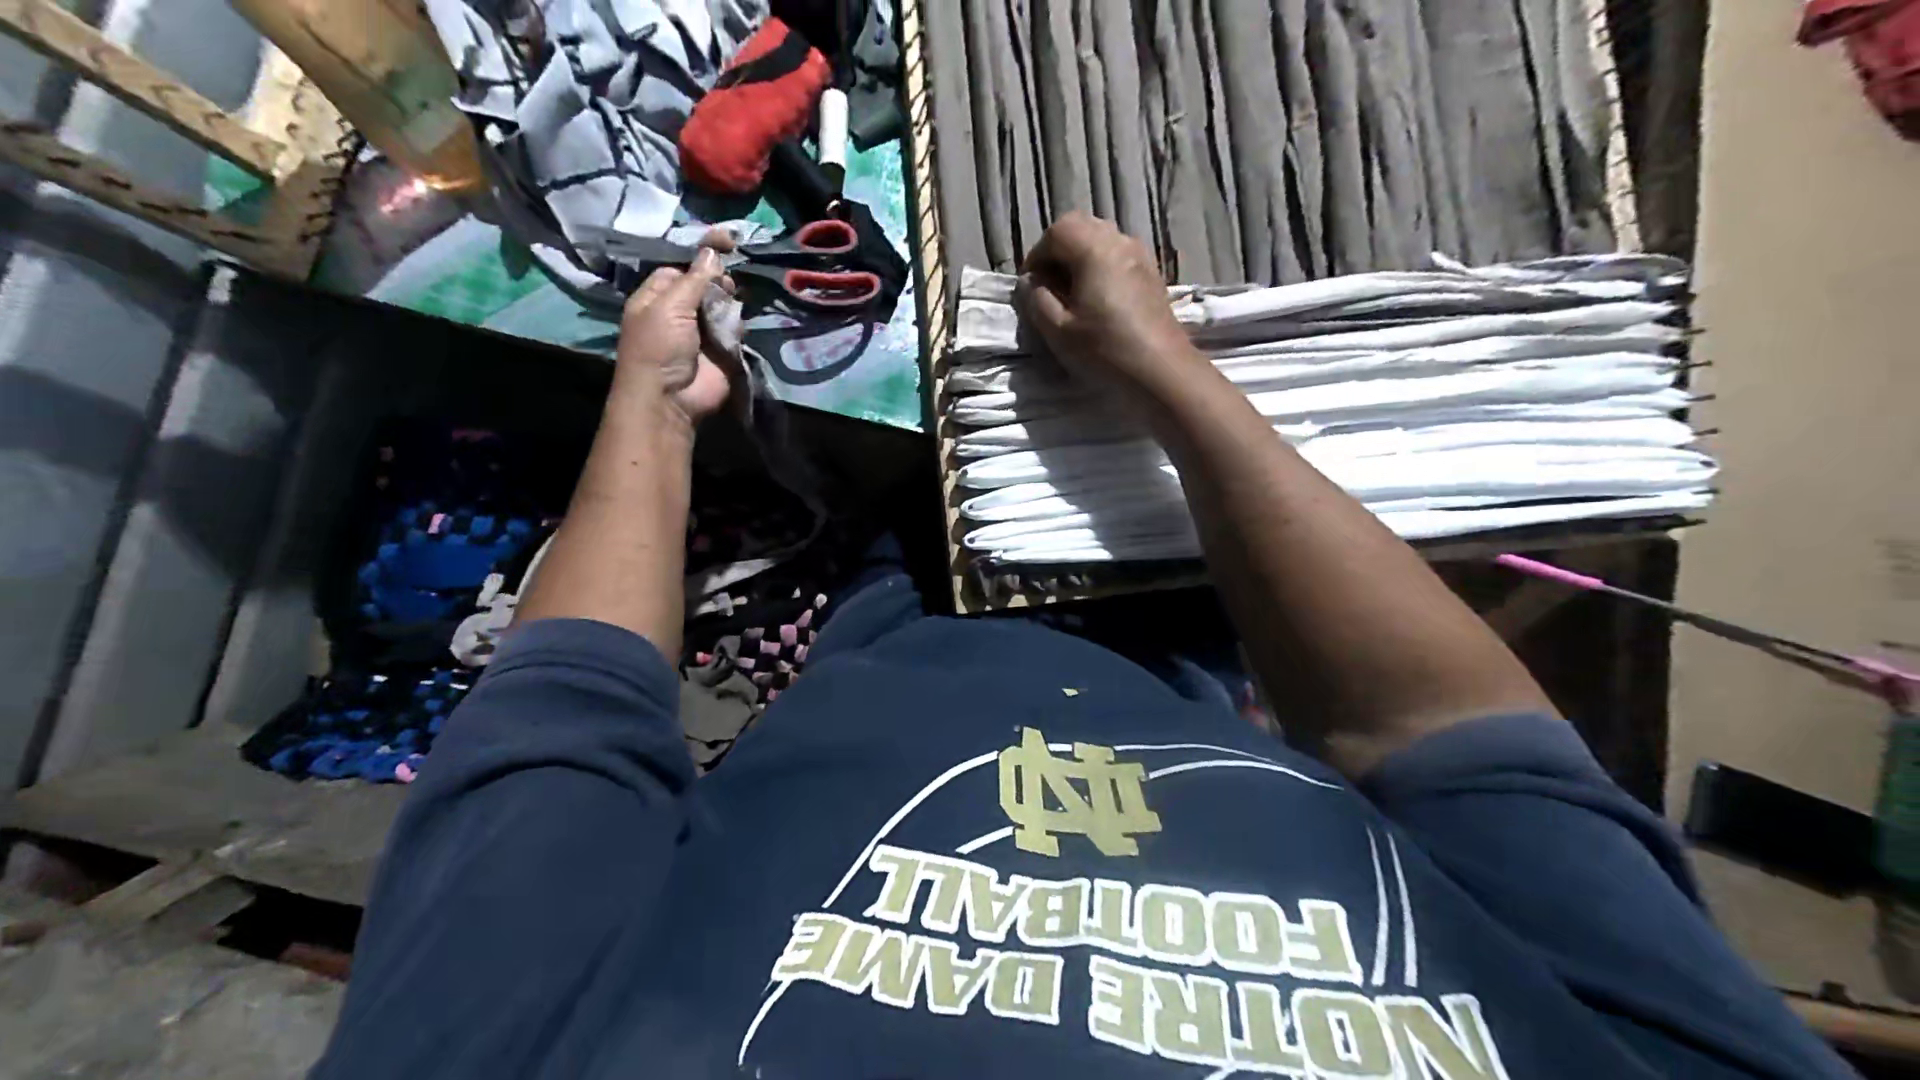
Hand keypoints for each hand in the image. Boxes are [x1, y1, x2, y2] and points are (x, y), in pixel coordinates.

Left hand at [616, 241, 736, 422]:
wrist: (671, 400)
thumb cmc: (659, 347)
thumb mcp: (670, 305)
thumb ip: (695, 278)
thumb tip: (712, 251)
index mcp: (657, 297)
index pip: (680, 268)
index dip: (701, 256)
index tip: (726, 241)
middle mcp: (680, 312)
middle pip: (705, 285)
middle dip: (718, 280)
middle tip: (728, 283)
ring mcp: (703, 333)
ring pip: (723, 306)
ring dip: (730, 303)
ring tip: (731, 306)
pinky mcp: (723, 351)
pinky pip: (735, 330)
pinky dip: (739, 326)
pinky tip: (737, 327)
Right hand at [1016, 213, 1207, 409]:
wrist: (1160, 369)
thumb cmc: (1105, 350)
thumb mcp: (1058, 331)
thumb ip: (1037, 300)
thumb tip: (1030, 282)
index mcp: (1094, 250)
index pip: (1057, 231)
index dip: (1037, 254)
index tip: (1030, 285)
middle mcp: (1119, 242)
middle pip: (1081, 226)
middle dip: (1058, 249)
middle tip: (1048, 284)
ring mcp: (1140, 255)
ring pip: (1102, 237)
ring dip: (1080, 256)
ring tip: (1071, 291)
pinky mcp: (1151, 272)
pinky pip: (1118, 253)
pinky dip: (1101, 264)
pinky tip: (1097, 296)